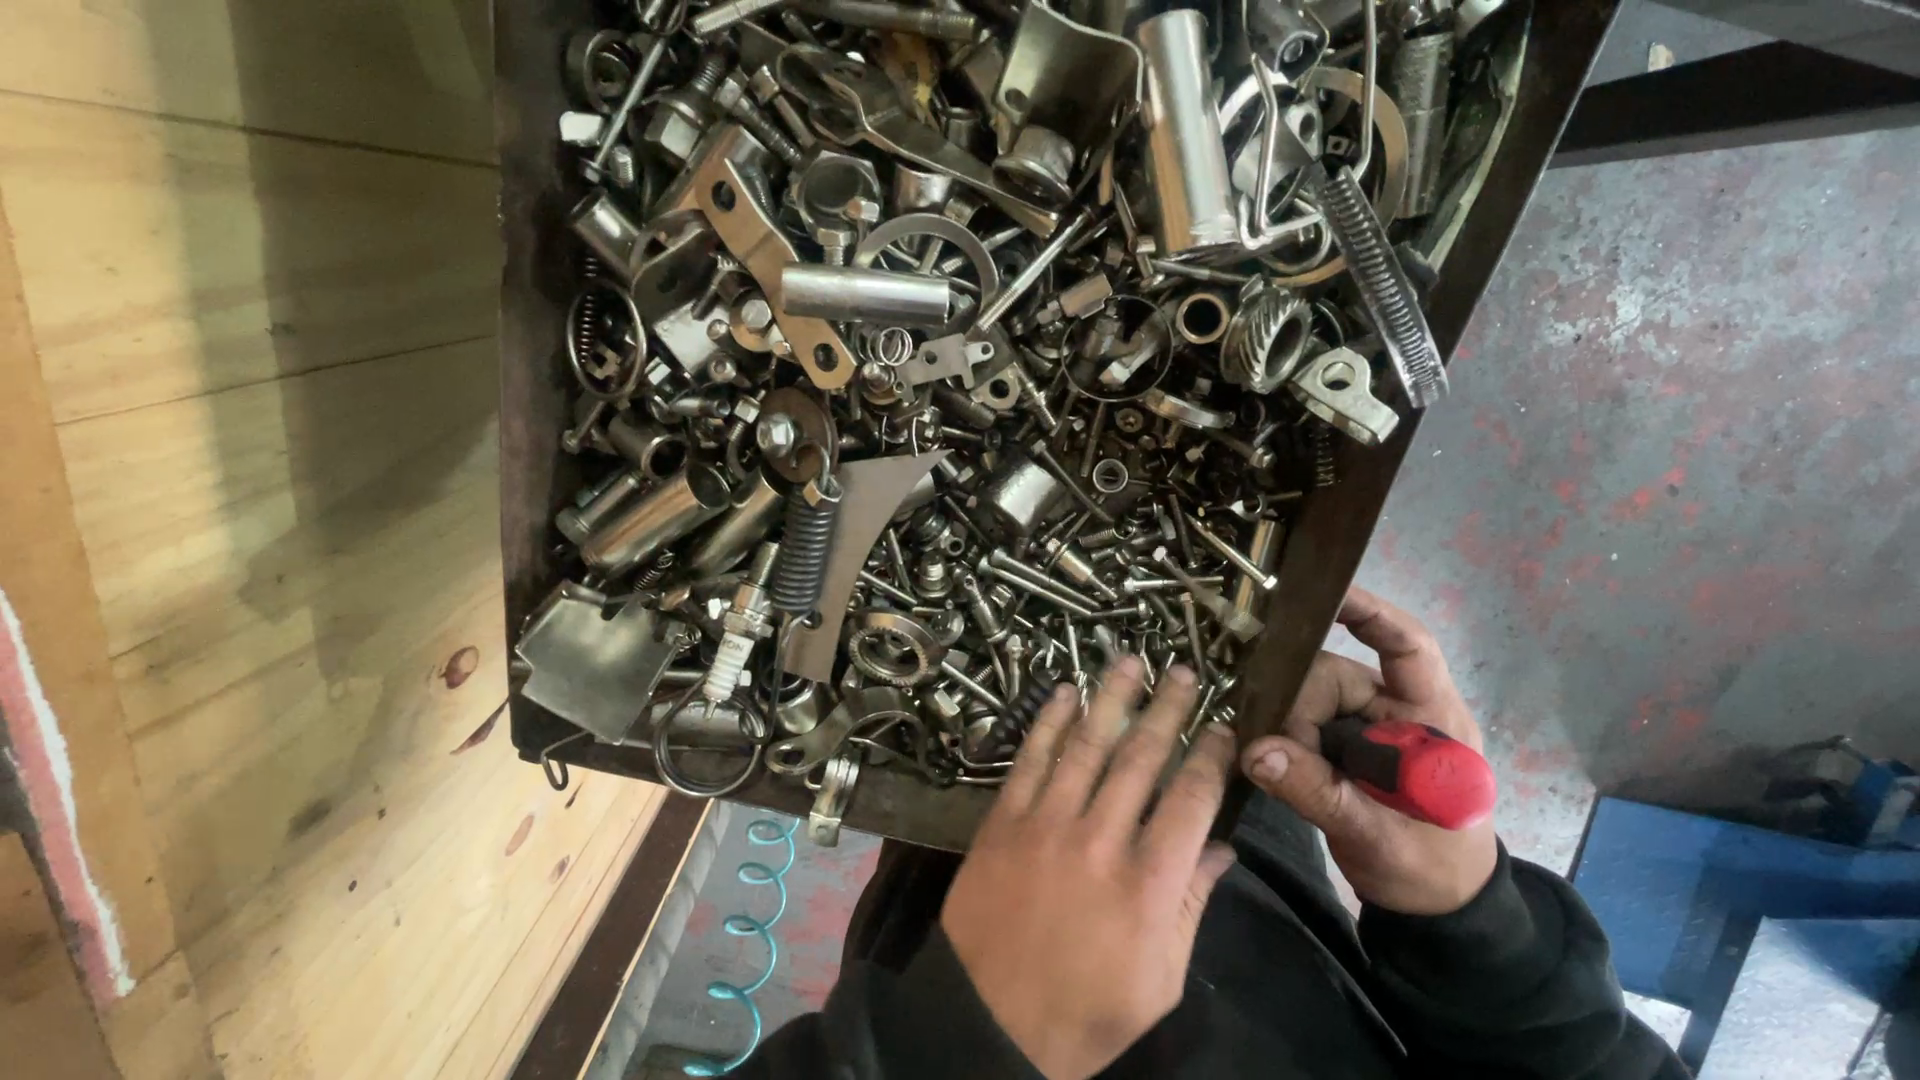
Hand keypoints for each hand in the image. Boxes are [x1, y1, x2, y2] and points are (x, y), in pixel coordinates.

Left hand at [942, 659, 1237, 1079]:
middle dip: (1168, 708)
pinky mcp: (1003, 822)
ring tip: (1131, 661)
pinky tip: (1063, 693)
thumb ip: (1191, 905)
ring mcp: (1046, 824)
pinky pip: (1029, 760)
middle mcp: (1102, 839)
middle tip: (1185, 671)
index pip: (1192, 798)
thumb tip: (1222, 848)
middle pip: (1142, 757)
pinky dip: (1048, 723)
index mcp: (1151, 882)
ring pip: (1087, 745)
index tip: (1223, 724)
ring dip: (1111, 698)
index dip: (1211, 754)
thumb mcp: (1160, 978)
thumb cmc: (1086, 1011)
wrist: (989, 1021)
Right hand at [1240, 587, 1497, 915]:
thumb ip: (1317, 791)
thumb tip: (1256, 751)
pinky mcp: (1343, 747)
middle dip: (1297, 708)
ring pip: (1308, 700)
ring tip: (1271, 766)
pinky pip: (1301, 724)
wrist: (1433, 912)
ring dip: (1285, 728)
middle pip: (1332, 676)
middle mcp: (1396, 712)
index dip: (1370, 614)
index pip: (1408, 647)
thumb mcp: (1374, 835)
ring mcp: (1367, 730)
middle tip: (1273, 751)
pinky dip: (1282, 739)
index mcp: (1430, 719)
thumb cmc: (1428, 870)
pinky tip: (1265, 758)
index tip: (1320, 593)